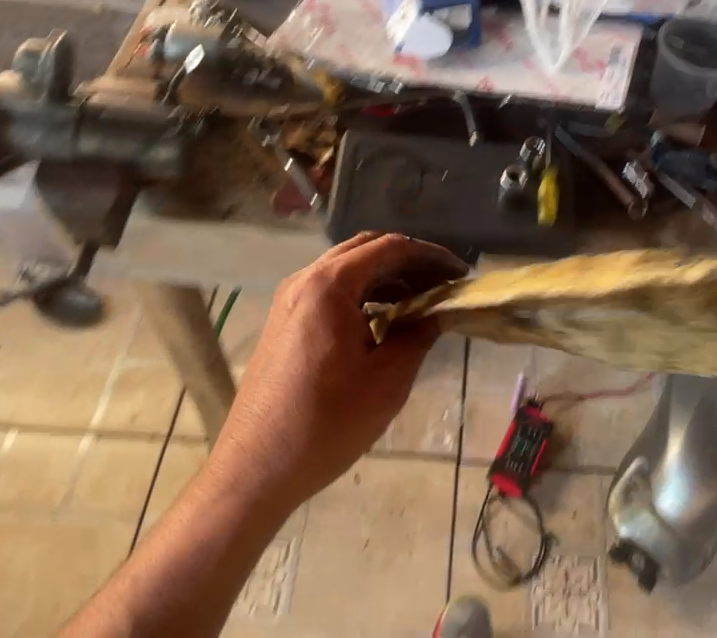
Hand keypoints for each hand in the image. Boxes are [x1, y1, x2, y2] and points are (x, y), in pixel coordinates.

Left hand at [203, 233, 469, 512]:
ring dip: (386, 277)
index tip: (460, 273)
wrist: (256, 469)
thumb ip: (418, 334)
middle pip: (366, 249)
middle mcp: (304, 280)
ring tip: (422, 301)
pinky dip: (363, 294)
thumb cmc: (326, 424)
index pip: (390, 247)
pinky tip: (386, 320)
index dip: (430, 256)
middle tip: (443, 284)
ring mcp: (289, 300)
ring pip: (346, 269)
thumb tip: (437, 312)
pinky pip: (330, 290)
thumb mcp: (387, 380)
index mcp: (329, 285)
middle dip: (409, 261)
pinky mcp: (284, 321)